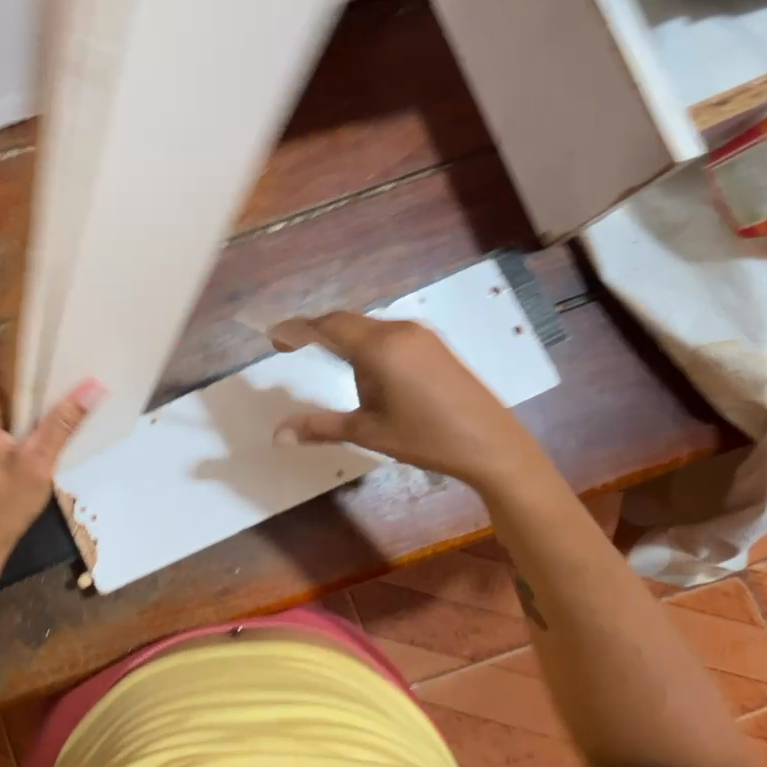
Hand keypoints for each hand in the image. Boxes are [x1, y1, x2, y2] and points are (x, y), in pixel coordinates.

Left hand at [0, 346, 105, 560]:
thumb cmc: (4, 508)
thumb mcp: (38, 465)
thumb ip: (62, 422)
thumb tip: (94, 386)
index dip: (26, 354)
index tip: (58, 352)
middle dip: (24, 366)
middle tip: (62, 367)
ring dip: (16, 380)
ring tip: (52, 385)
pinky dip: (6, 393)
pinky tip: (32, 405)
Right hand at [269, 312, 546, 492]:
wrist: (493, 445)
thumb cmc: (427, 439)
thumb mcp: (368, 432)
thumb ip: (320, 427)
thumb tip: (276, 435)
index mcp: (380, 348)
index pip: (327, 327)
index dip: (296, 330)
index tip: (273, 337)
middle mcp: (399, 331)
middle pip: (346, 321)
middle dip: (317, 332)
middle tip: (290, 347)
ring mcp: (421, 335)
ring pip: (368, 327)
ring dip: (343, 339)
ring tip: (327, 362)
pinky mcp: (435, 345)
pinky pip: (388, 334)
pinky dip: (366, 344)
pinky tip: (366, 370)